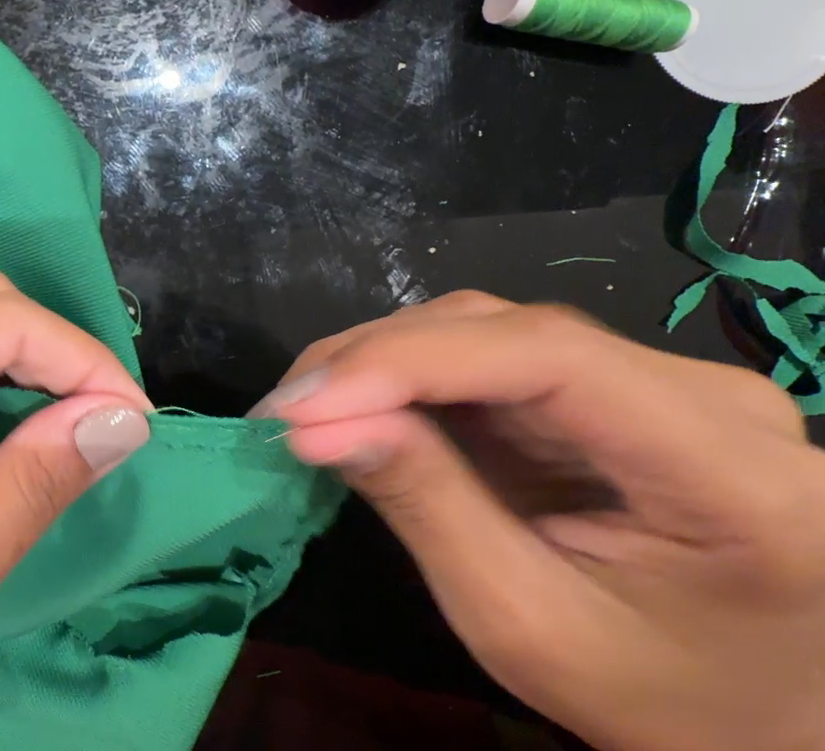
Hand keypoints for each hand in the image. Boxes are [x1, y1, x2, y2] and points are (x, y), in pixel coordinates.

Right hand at [251, 291, 824, 750]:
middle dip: (373, 360)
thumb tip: (310, 423)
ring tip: (306, 410)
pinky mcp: (614, 389)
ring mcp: (666, 385)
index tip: (298, 407)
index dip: (406, 362)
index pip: (549, 358)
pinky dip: (406, 376)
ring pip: (485, 329)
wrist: (759, 725)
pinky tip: (356, 405)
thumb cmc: (655, 699)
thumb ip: (425, 506)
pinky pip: (487, 356)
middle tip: (281, 413)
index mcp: (734, 475)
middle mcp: (711, 399)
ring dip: (379, 362)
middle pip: (507, 331)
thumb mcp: (524, 622)